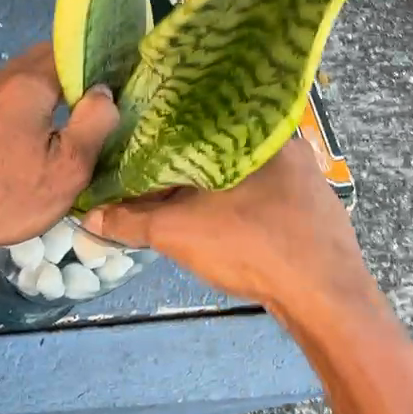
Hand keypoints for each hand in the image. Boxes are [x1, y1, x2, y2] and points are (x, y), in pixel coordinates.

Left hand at [0, 44, 119, 256]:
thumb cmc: (8, 197)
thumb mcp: (68, 169)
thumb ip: (94, 124)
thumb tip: (104, 92)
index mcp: (27, 83)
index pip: (71, 52)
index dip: (96, 68)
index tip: (112, 93)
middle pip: (42, 62)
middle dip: (70, 80)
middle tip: (91, 114)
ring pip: (19, 83)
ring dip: (43, 97)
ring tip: (62, 130)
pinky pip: (0, 103)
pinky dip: (19, 112)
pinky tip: (26, 142)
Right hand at [80, 144, 377, 311]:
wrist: (322, 295)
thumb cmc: (251, 245)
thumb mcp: (177, 232)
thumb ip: (129, 220)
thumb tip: (90, 215)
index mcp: (253, 130)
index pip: (192, 119)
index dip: (155, 133)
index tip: (127, 145)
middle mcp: (281, 142)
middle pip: (212, 145)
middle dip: (175, 162)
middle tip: (139, 174)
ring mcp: (300, 174)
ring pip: (233, 170)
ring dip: (199, 185)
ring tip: (163, 195)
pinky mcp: (306, 205)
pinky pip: (252, 191)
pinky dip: (224, 200)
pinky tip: (206, 215)